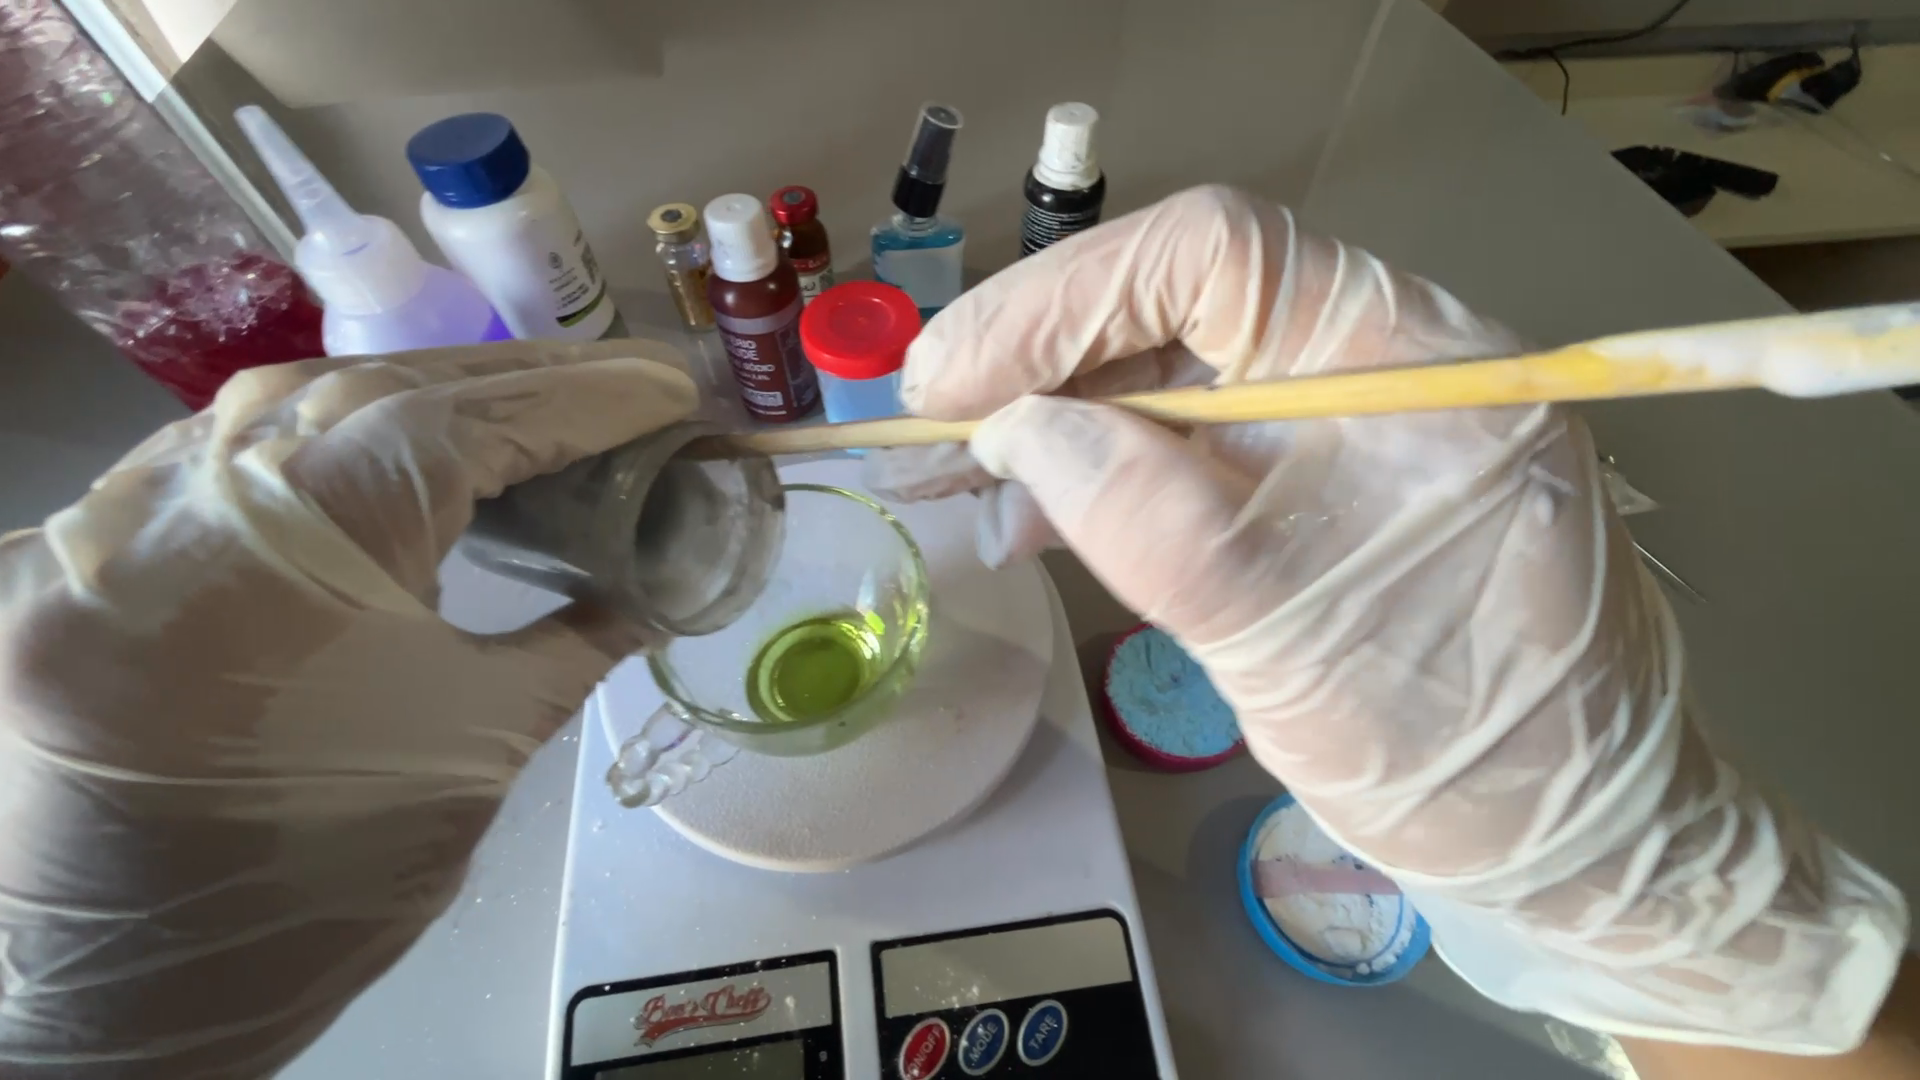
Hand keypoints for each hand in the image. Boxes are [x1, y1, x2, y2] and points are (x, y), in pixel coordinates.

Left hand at [0, 341, 697, 1076]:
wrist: (135, 991)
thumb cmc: (332, 872)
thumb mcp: (488, 741)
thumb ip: (582, 639)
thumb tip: (655, 592)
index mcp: (279, 568)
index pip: (452, 427)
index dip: (579, 400)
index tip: (669, 391)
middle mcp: (172, 517)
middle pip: (373, 386)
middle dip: (522, 375)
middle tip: (627, 379)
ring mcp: (111, 529)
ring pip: (295, 398)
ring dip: (437, 386)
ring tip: (539, 395)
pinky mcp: (91, 557)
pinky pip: (236, 443)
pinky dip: (346, 421)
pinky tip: (409, 435)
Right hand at [870, 186, 1906, 1052]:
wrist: (1544, 835)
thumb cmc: (1446, 734)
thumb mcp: (1282, 620)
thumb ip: (1141, 513)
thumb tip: (1012, 431)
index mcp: (1397, 354)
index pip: (1208, 253)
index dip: (1062, 297)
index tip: (953, 372)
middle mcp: (1360, 361)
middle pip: (1169, 306)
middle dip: (1037, 351)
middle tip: (928, 407)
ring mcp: (1324, 424)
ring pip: (1159, 378)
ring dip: (1050, 413)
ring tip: (957, 460)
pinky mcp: (1291, 486)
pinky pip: (1171, 448)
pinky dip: (1088, 470)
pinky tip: (1026, 506)